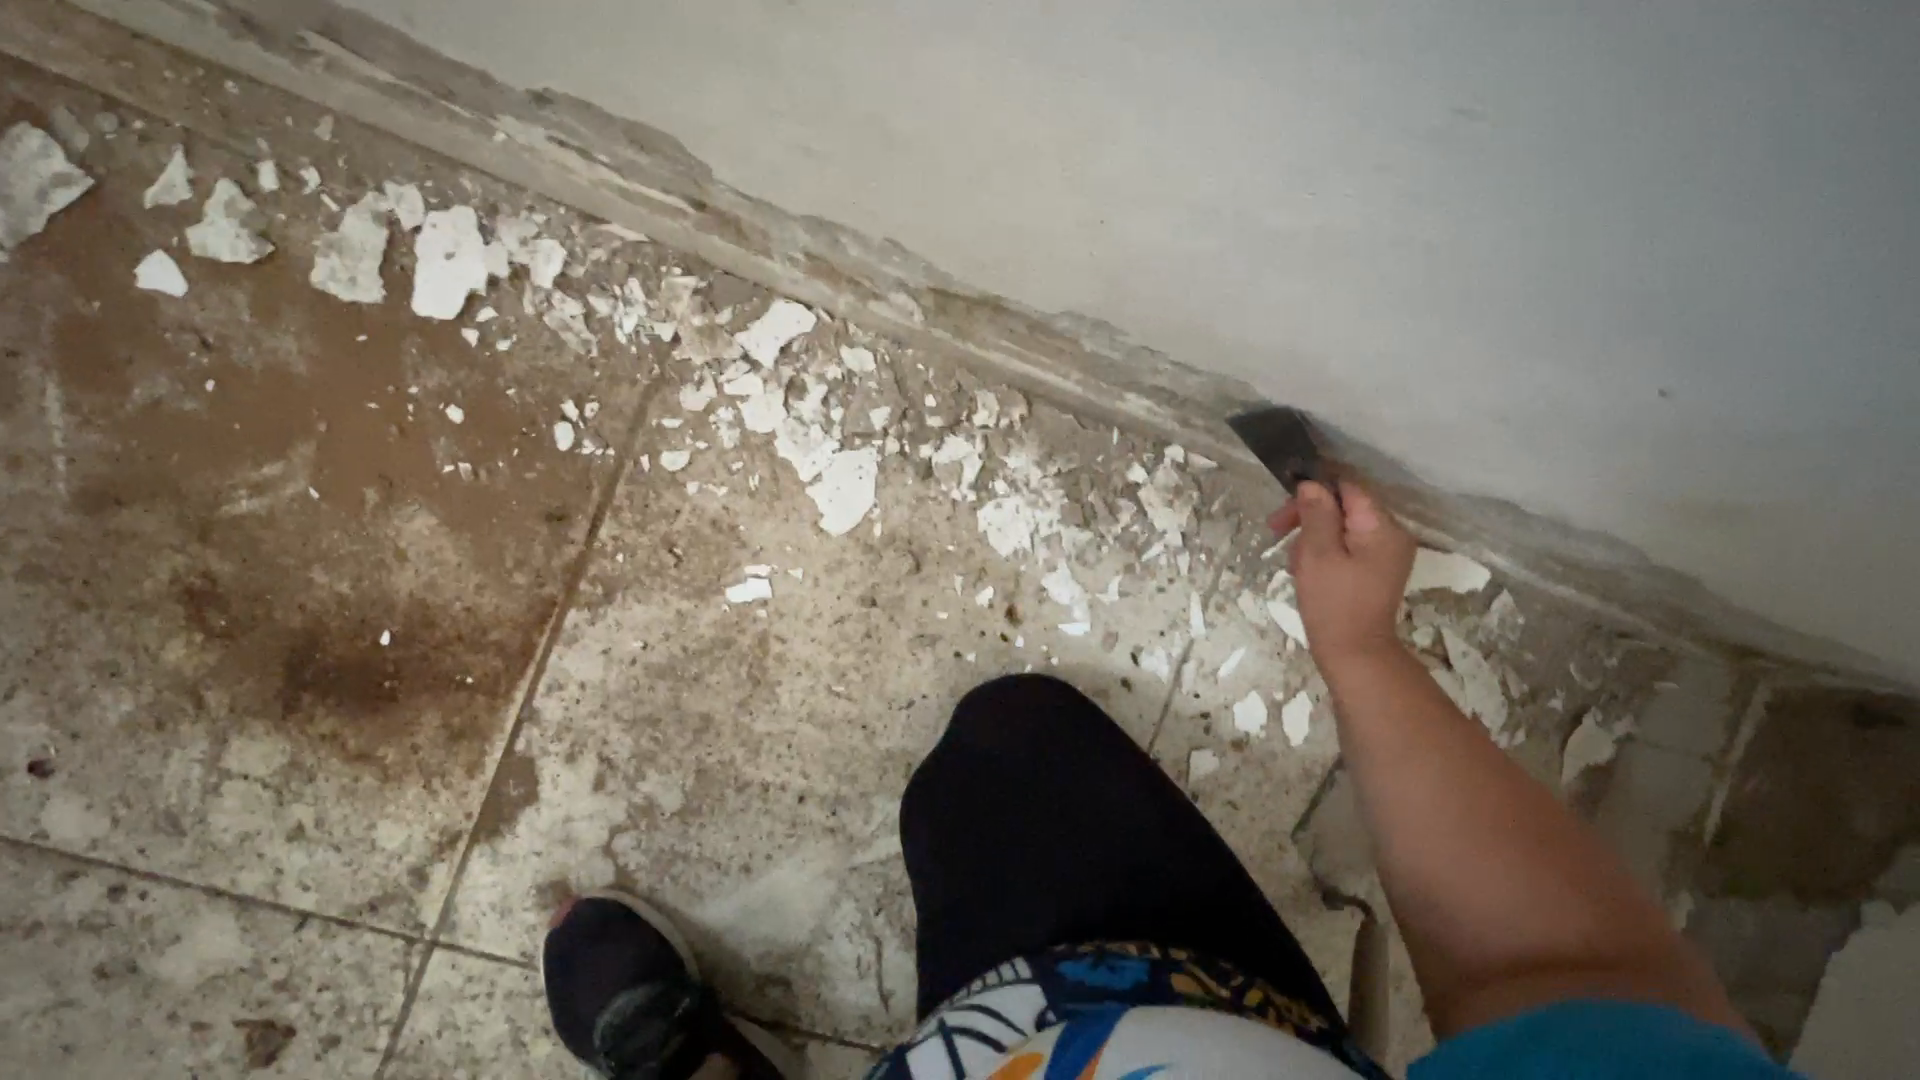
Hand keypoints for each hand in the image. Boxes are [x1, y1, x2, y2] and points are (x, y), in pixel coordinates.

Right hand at [1267, 480, 1415, 666]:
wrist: (1354, 653)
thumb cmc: (1333, 603)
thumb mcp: (1318, 554)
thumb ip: (1316, 514)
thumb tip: (1311, 484)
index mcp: (1382, 528)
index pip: (1348, 489)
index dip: (1314, 492)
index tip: (1284, 511)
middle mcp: (1391, 535)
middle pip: (1344, 507)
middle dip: (1309, 516)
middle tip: (1275, 530)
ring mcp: (1385, 554)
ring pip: (1341, 527)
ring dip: (1312, 536)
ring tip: (1294, 562)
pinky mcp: (1375, 569)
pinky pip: (1346, 546)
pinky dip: (1323, 552)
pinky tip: (1306, 570)